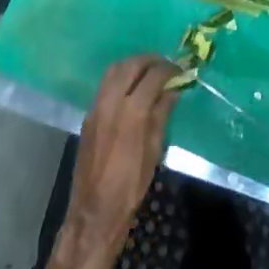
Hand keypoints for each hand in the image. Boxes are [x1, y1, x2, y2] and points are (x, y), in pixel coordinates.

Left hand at [69, 55, 179, 247]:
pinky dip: (120, 79)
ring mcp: (96, 108)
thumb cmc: (132, 183)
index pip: (153, 75)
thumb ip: (162, 114)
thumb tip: (173, 91)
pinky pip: (105, 86)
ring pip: (113, 71)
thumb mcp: (155, 148)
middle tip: (165, 65)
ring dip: (132, 66)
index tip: (180, 69)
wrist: (96, 208)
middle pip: (130, 65)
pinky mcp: (88, 116)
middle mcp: (111, 102)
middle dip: (149, 60)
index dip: (169, 69)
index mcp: (133, 111)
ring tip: (148, 72)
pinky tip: (132, 90)